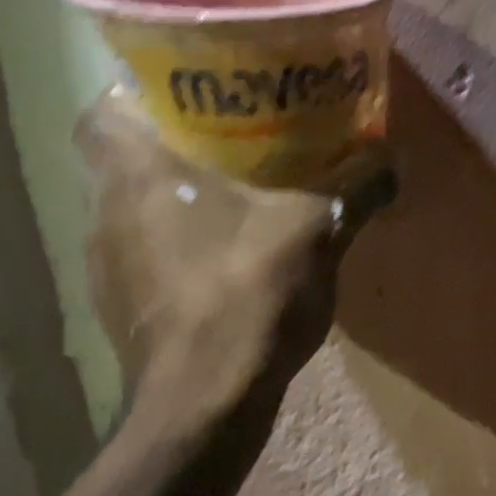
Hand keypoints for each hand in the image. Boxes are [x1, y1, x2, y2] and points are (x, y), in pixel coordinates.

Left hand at [76, 86, 393, 403]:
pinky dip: (177, 252)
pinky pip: (145, 258)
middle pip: (124, 160)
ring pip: (133, 211)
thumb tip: (391, 163)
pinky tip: (224, 266)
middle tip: (232, 146)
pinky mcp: (120, 309)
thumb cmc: (249, 293)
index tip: (189, 97)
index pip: (103, 108)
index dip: (138, 93)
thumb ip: (352, 190)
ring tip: (234, 204)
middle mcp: (105, 210)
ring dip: (175, 204)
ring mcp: (107, 265)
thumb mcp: (316, 231)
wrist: (206, 401)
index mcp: (138, 173)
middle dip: (172, 149)